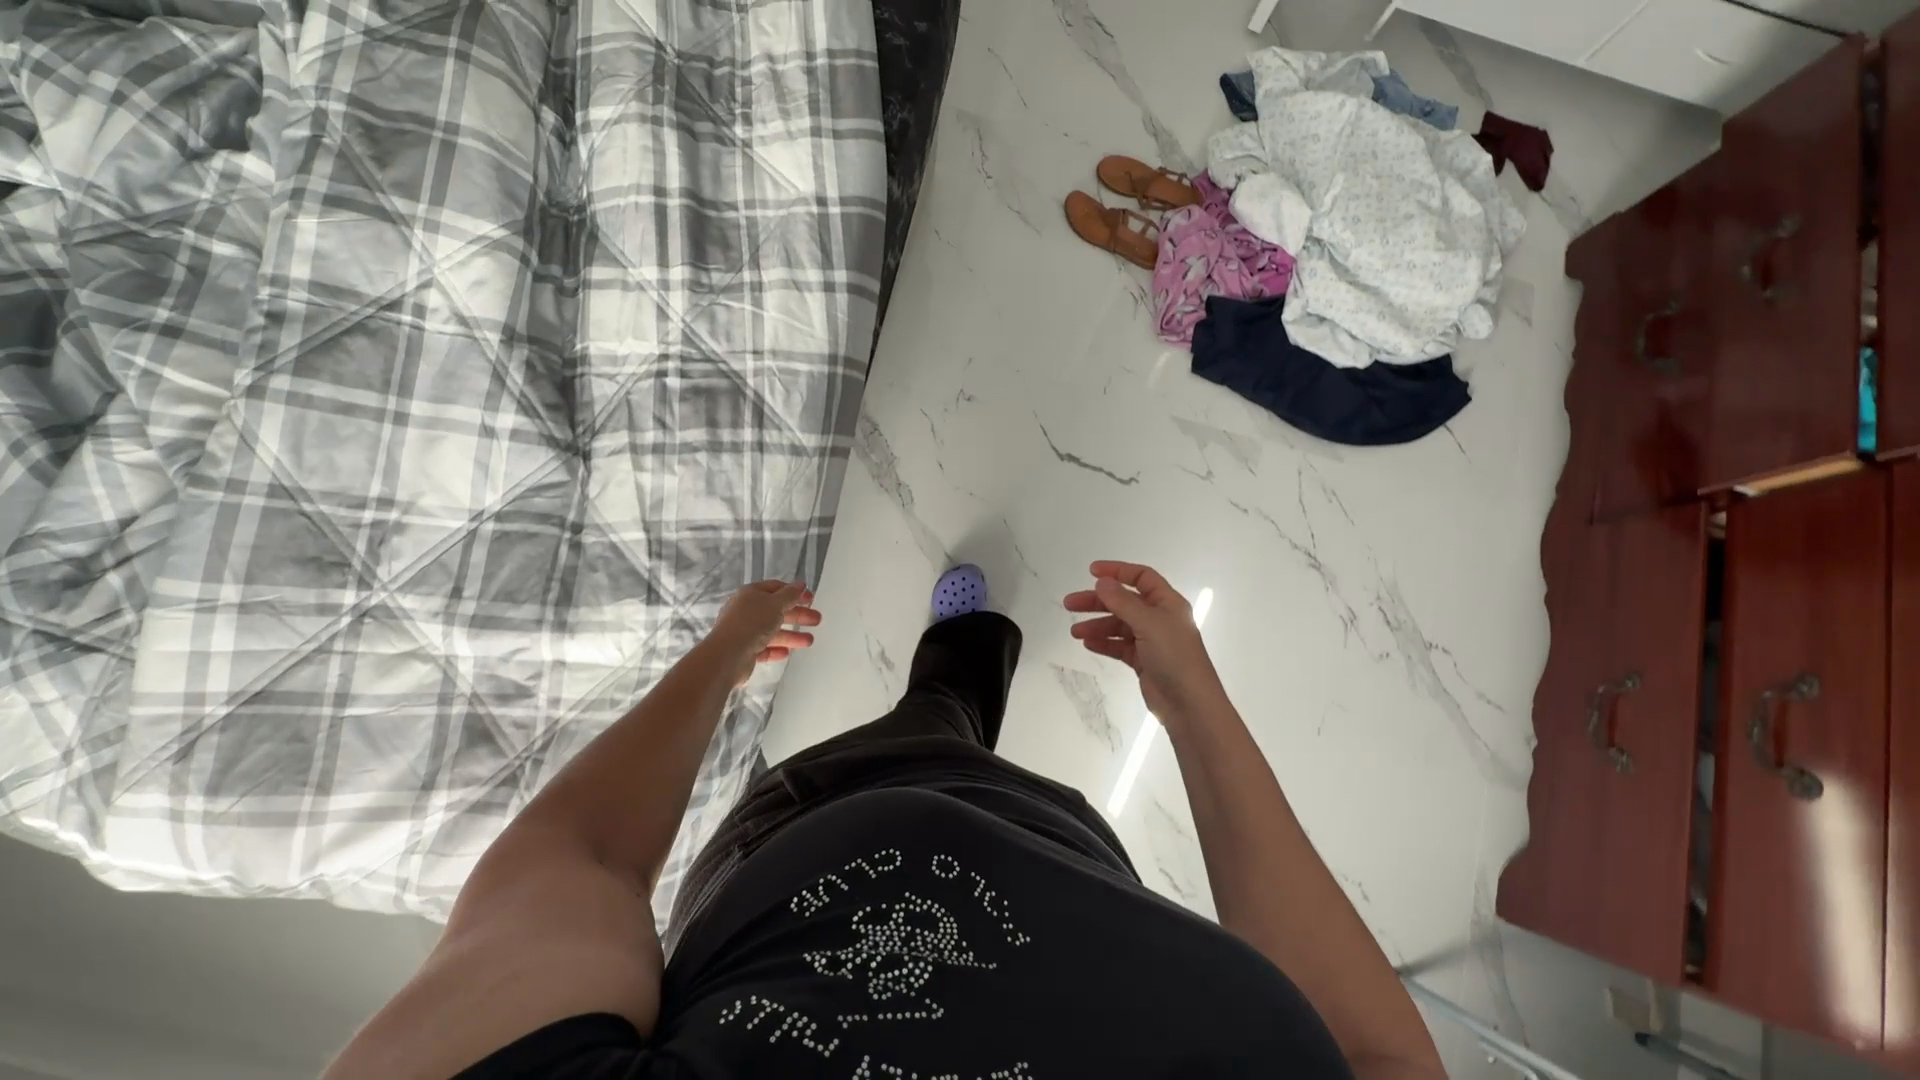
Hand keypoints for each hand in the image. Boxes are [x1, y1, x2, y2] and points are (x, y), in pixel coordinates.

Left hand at [707, 580, 821, 685]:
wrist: (728, 655)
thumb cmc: (752, 623)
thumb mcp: (775, 604)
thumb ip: (790, 595)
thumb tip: (801, 585)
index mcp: (751, 594)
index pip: (776, 588)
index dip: (794, 592)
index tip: (811, 598)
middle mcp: (746, 611)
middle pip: (776, 611)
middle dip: (798, 615)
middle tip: (817, 619)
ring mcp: (744, 631)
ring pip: (772, 631)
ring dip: (791, 635)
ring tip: (809, 641)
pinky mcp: (744, 651)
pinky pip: (764, 648)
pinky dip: (776, 649)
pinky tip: (787, 653)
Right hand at [1064, 561, 1225, 721]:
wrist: (1189, 704)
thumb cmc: (1174, 656)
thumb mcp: (1148, 623)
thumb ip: (1123, 602)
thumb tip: (1102, 582)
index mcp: (1167, 603)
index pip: (1141, 577)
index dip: (1118, 571)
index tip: (1091, 572)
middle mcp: (1160, 618)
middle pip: (1124, 602)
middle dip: (1097, 602)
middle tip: (1070, 604)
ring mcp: (1151, 641)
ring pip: (1119, 625)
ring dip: (1097, 625)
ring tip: (1074, 632)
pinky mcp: (1144, 661)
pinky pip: (1120, 646)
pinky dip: (1104, 643)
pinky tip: (1088, 644)